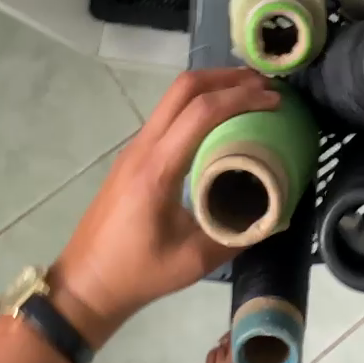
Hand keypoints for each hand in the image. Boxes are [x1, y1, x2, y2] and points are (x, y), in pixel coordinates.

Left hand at [51, 69, 279, 341]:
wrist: (84, 284)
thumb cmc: (138, 273)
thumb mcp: (194, 260)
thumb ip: (239, 233)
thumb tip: (278, 212)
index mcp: (157, 168)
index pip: (201, 112)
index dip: (241, 99)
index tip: (274, 102)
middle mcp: (144, 146)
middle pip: (185, 87)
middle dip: (228, 78)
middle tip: (265, 86)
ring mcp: (136, 146)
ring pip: (174, 95)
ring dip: (213, 85)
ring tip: (250, 93)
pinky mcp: (135, 153)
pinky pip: (169, 113)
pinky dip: (199, 102)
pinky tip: (222, 119)